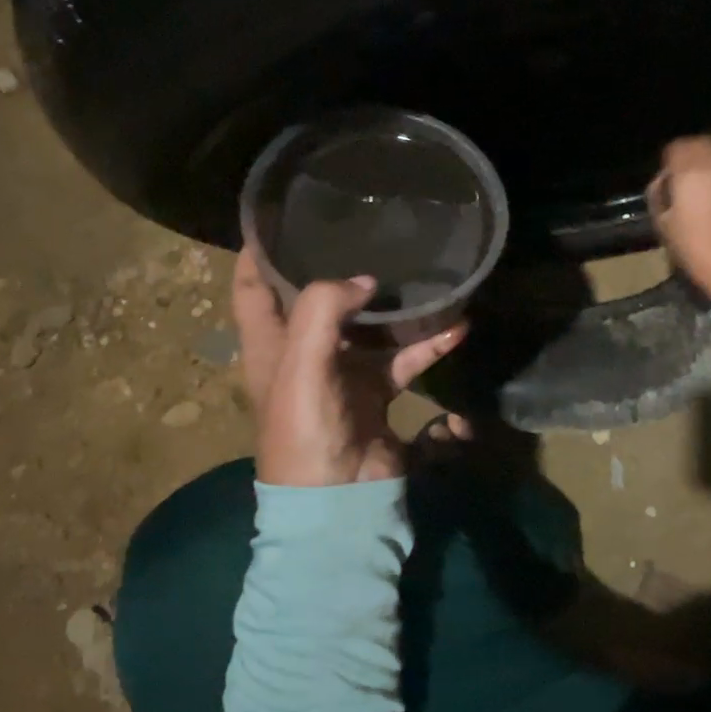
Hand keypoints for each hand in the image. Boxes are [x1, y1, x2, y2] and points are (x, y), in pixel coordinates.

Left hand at [233, 244, 465, 485]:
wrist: (340, 497)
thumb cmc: (306, 429)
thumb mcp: (301, 364)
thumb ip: (323, 309)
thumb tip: (365, 280)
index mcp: (269, 345)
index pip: (253, 287)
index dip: (261, 251)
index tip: (281, 214)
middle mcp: (304, 353)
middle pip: (317, 300)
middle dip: (340, 269)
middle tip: (369, 233)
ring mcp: (344, 372)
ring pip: (370, 326)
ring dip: (396, 306)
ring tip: (423, 275)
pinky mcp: (378, 392)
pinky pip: (406, 357)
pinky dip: (430, 342)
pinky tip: (457, 325)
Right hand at [647, 136, 710, 300]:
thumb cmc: (694, 249)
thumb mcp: (663, 224)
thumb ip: (659, 193)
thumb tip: (665, 180)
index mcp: (691, 172)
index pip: (679, 146)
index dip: (672, 159)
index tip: (670, 175)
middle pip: (704, 145)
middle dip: (693, 156)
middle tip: (688, 178)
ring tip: (708, 195)